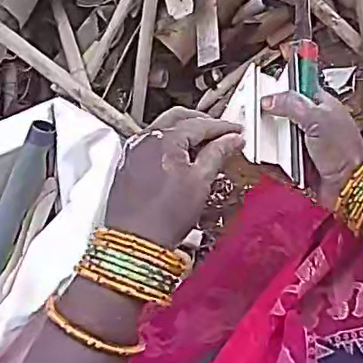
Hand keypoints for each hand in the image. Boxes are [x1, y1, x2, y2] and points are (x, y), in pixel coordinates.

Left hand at [104, 108, 243, 247]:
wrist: (133, 244)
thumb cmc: (164, 217)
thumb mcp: (200, 182)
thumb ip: (217, 154)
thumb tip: (231, 140)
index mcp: (163, 138)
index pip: (199, 124)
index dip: (222, 127)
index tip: (236, 131)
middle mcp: (144, 138)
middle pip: (179, 118)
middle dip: (202, 123)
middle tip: (221, 133)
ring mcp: (133, 150)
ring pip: (164, 129)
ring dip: (185, 132)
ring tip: (204, 146)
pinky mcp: (127, 164)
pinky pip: (152, 143)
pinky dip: (170, 144)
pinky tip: (182, 158)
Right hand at [261, 90, 362, 207]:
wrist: (349, 186)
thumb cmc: (344, 150)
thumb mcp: (316, 118)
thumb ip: (291, 104)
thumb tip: (269, 99)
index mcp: (323, 104)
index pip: (299, 88)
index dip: (283, 87)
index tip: (266, 89)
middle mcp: (315, 123)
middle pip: (285, 113)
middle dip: (272, 116)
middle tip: (260, 115)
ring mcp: (307, 144)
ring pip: (281, 136)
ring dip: (272, 141)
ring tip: (264, 139)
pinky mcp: (301, 163)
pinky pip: (281, 159)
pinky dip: (274, 160)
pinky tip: (271, 159)